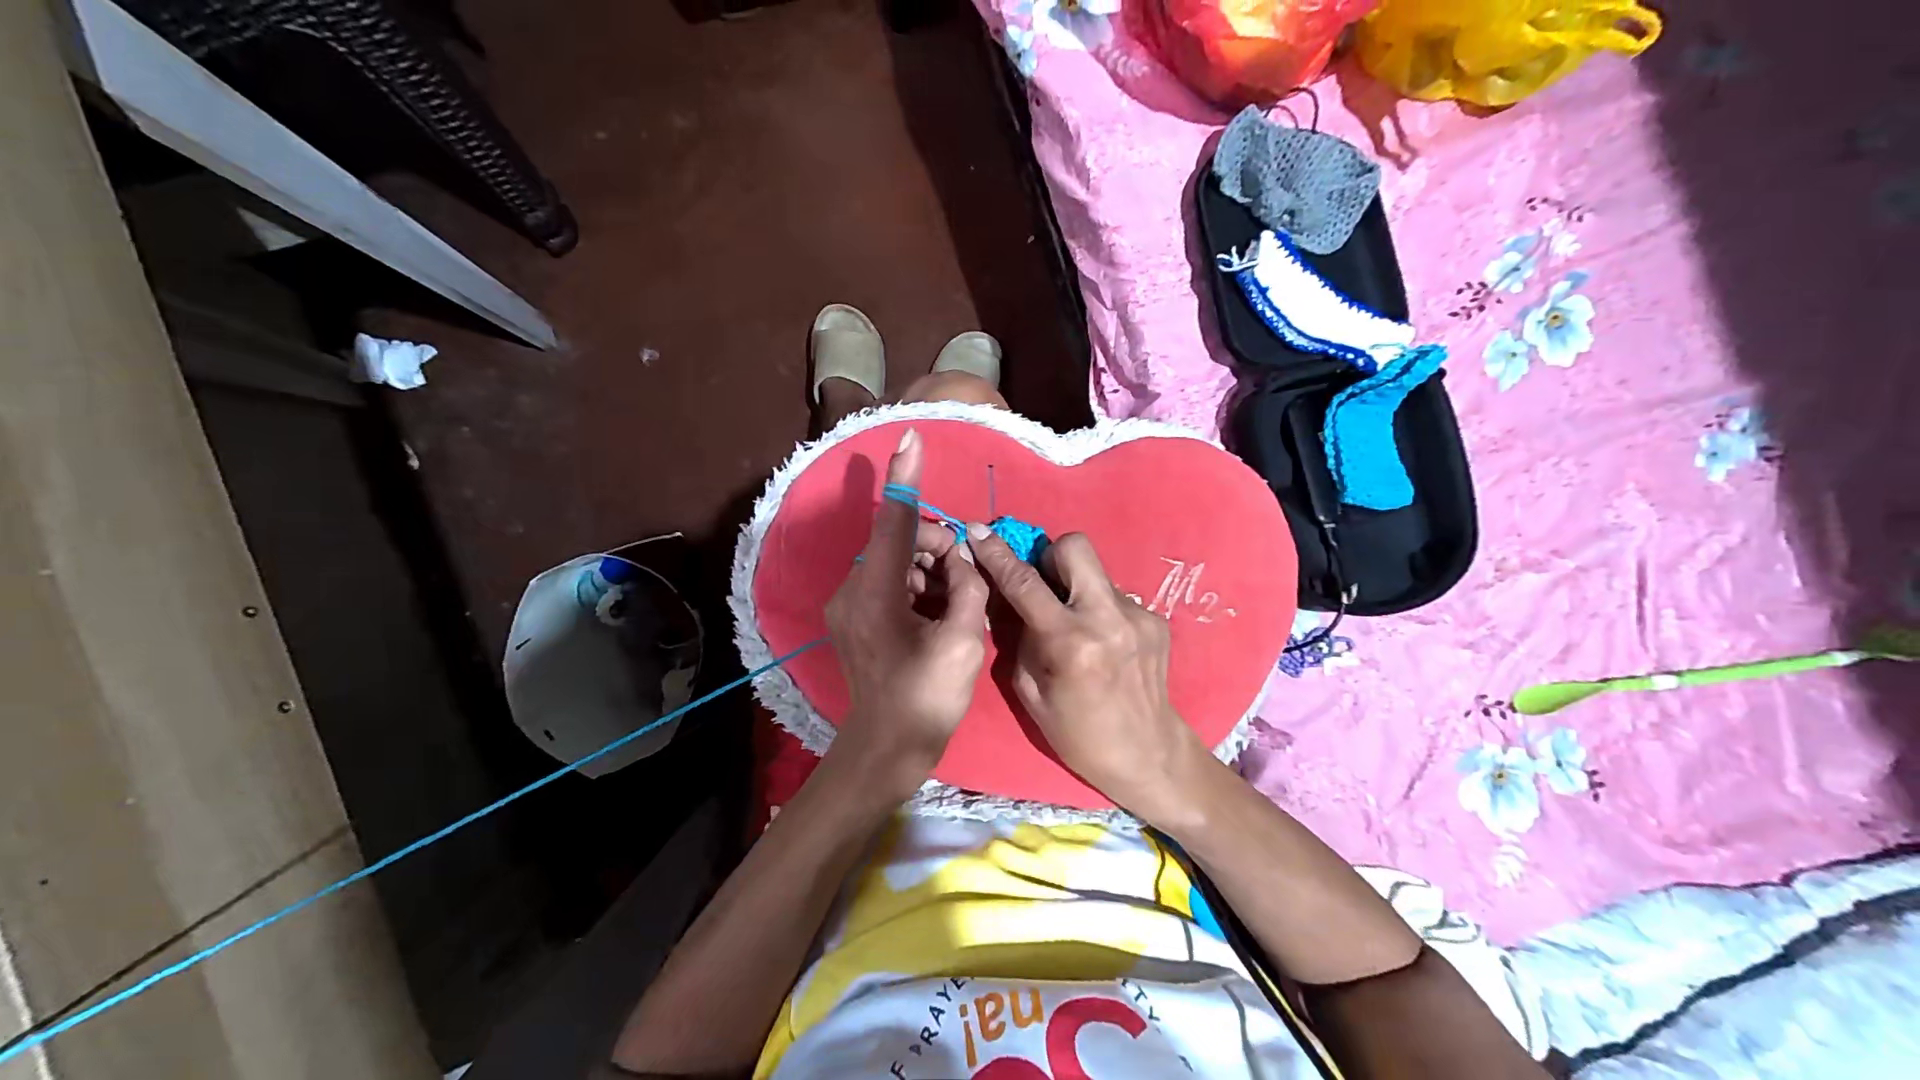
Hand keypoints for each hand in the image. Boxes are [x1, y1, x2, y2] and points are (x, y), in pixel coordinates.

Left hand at [824, 428, 988, 799]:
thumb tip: (962, 556)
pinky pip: (886, 582)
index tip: (910, 438)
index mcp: (877, 593)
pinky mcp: (851, 618)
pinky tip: (936, 612)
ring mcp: (847, 605)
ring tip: (954, 603)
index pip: (893, 521)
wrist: (886, 749)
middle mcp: (852, 590)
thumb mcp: (963, 640)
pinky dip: (915, 585)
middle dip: (935, 546)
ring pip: (894, 561)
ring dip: (928, 569)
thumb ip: (967, 585)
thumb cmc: (927, 699)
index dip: (905, 477)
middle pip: (898, 540)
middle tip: (966, 578)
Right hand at [965, 528, 1212, 825]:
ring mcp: (1138, 615)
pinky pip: (1113, 595)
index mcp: (1070, 643)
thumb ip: (1018, 636)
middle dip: (1049, 555)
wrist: (1147, 753)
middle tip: (1042, 584)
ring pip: (1096, 570)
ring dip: (1075, 585)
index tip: (977, 531)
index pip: (1025, 583)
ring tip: (1074, 623)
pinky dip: (1097, 608)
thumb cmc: (1077, 733)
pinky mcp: (1156, 619)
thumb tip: (1006, 595)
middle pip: (1074, 546)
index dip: (996, 554)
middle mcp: (1107, 618)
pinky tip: (1101, 640)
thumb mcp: (1029, 690)